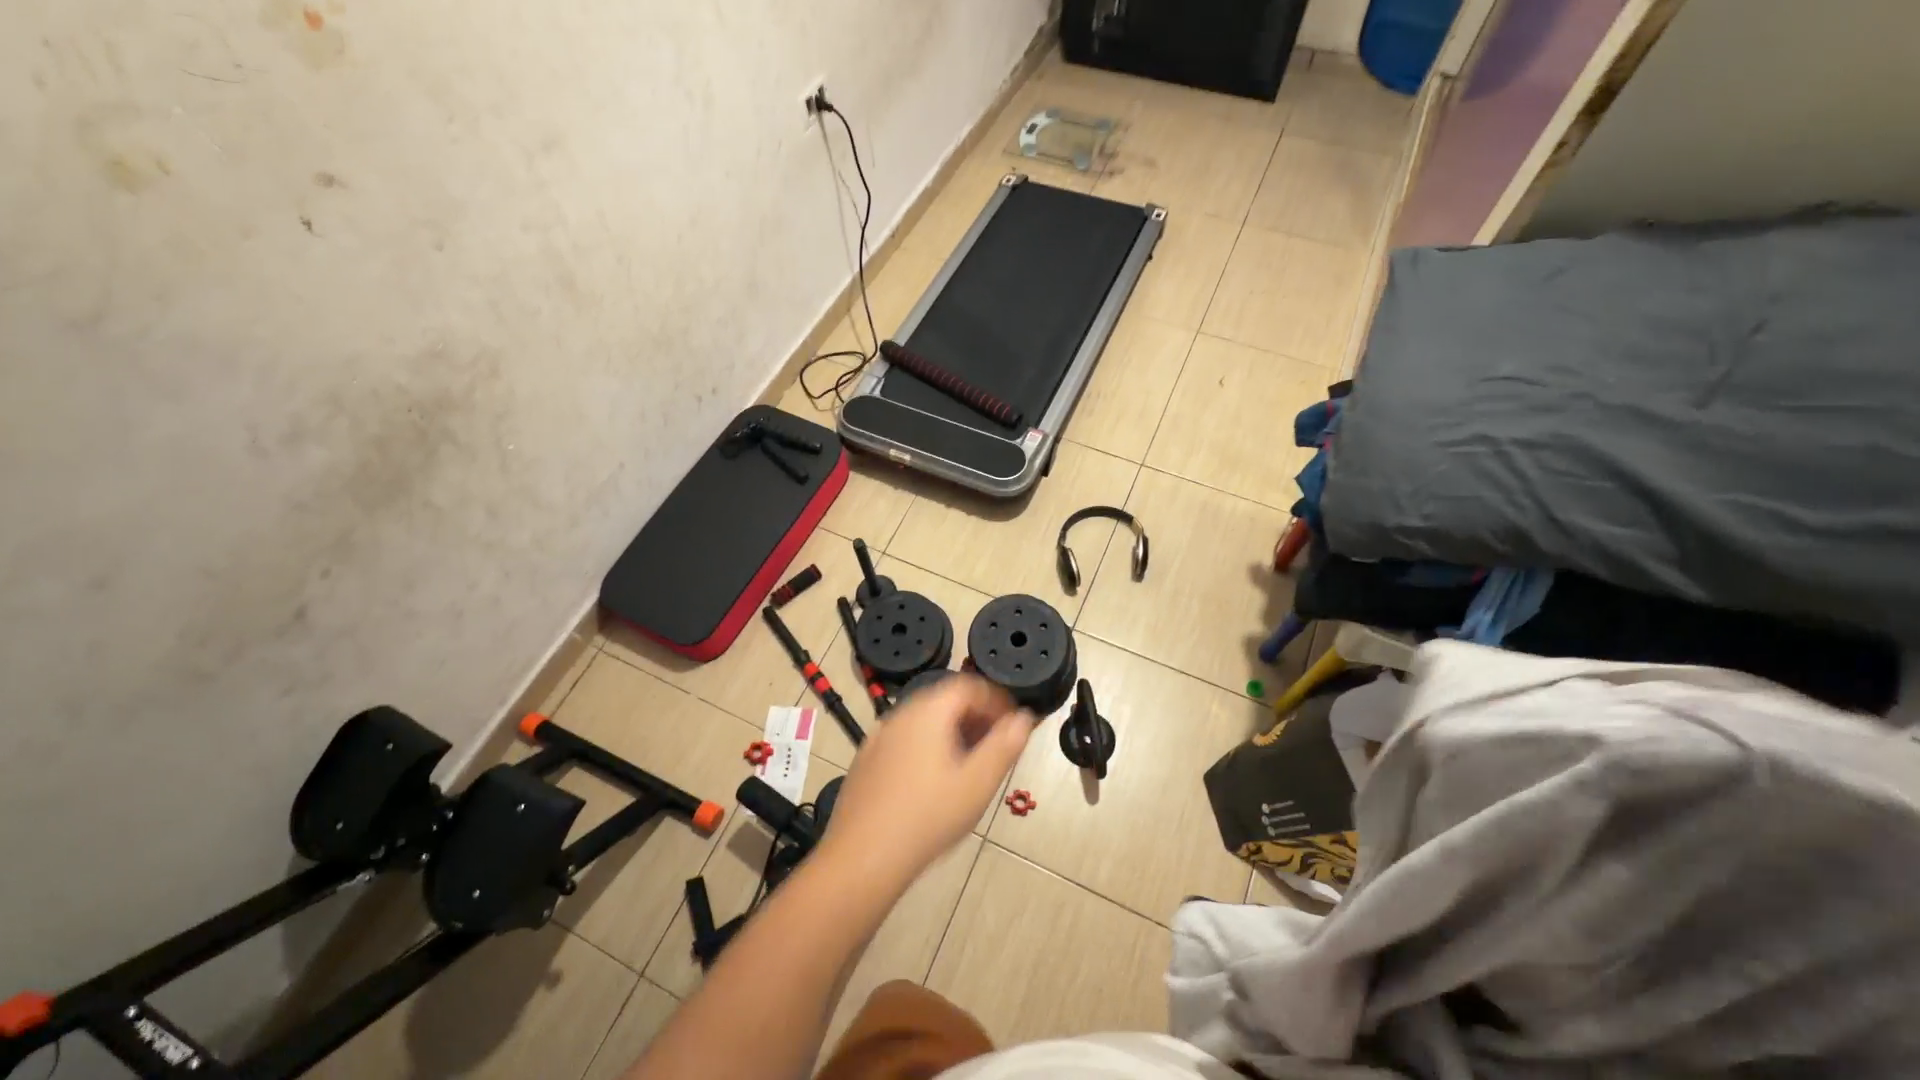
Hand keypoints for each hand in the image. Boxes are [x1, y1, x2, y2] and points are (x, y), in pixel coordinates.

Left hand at [819, 675, 1032, 883]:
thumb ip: (1005, 745)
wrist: (864, 857)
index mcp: (927, 712)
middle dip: (975, 717)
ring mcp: (877, 739)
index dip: (996, 699)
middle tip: (996, 747)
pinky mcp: (865, 763)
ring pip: (922, 723)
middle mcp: (898, 716)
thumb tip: (1023, 718)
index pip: (967, 685)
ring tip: (969, 767)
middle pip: (943, 701)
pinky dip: (926, 749)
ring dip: (951, 734)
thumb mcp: (978, 783)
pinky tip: (933, 784)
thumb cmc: (928, 817)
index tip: (1013, 724)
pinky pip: (903, 743)